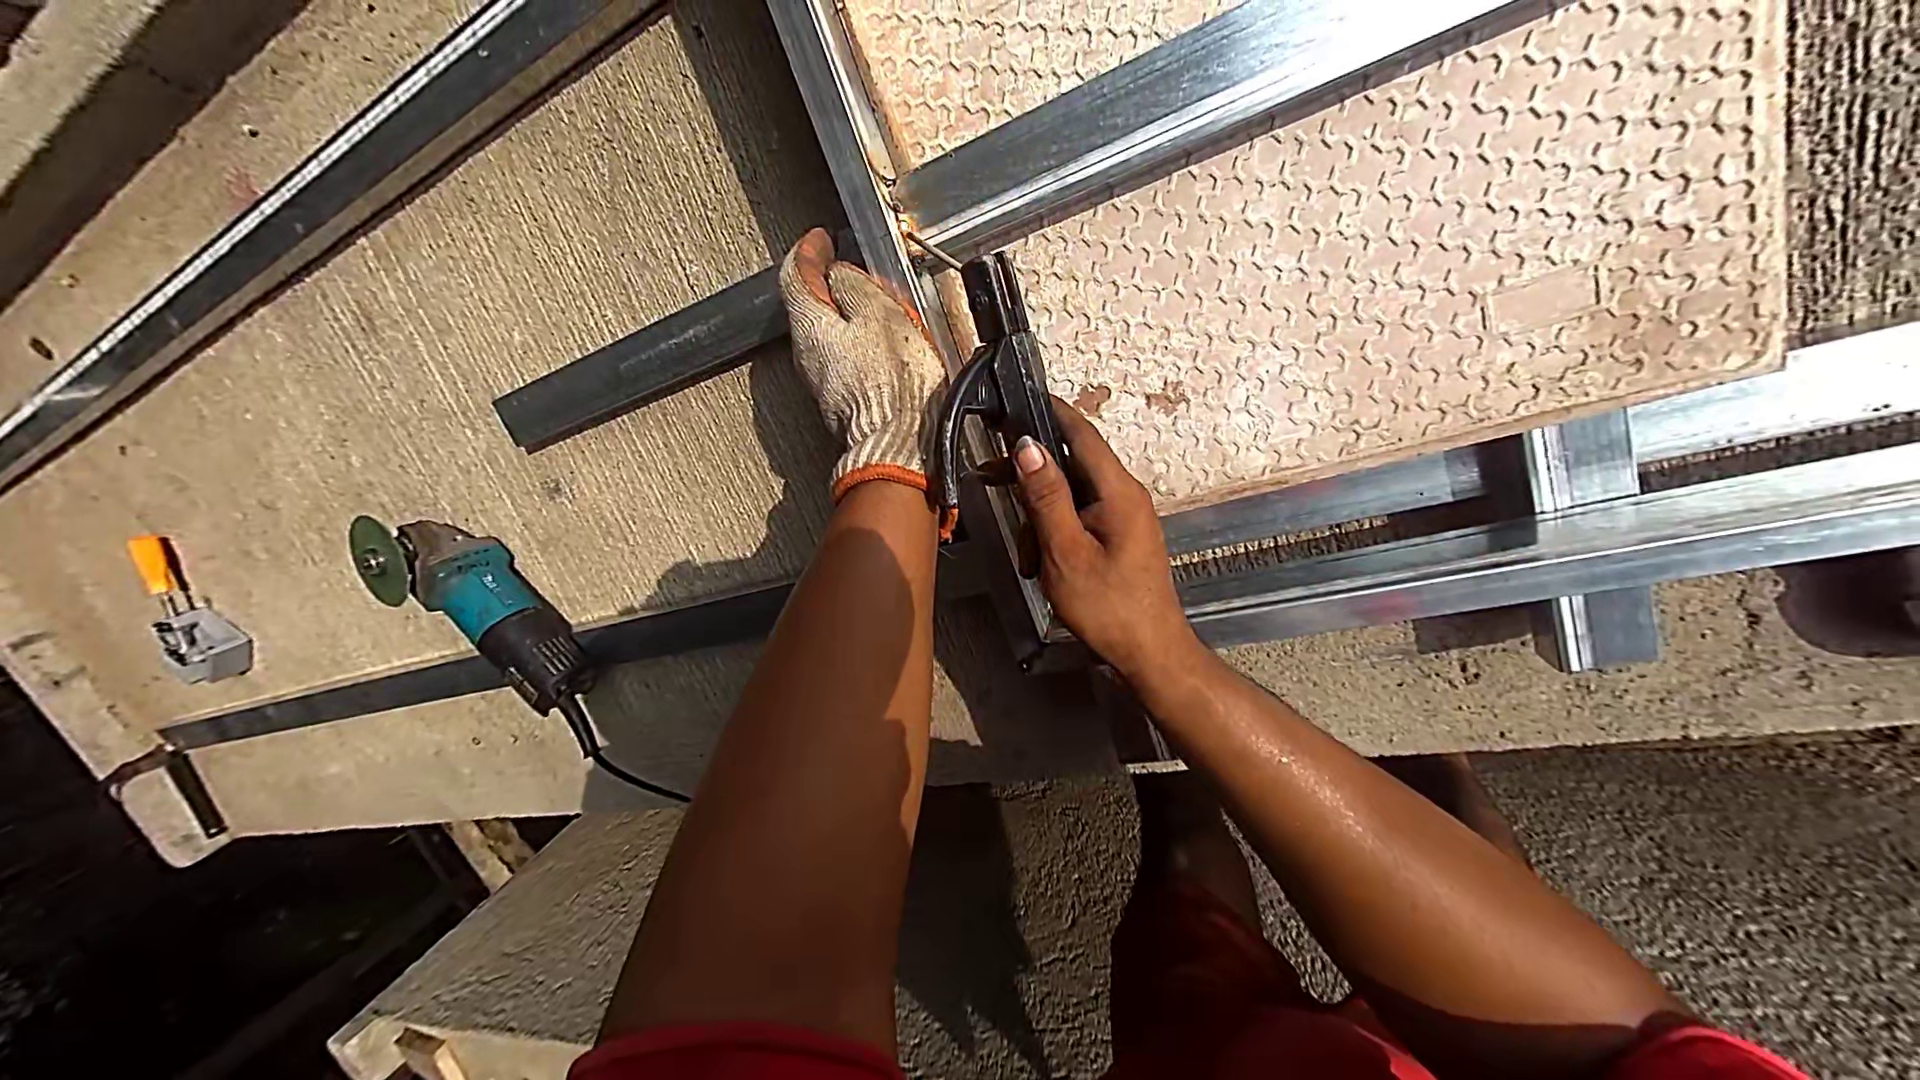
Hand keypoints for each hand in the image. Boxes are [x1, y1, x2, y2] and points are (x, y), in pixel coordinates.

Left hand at [780, 228, 946, 503]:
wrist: (900, 442)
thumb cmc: (892, 386)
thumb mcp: (878, 315)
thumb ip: (854, 285)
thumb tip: (840, 274)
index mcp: (811, 326)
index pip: (795, 274)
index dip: (809, 250)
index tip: (819, 238)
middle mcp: (809, 355)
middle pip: (812, 305)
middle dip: (832, 283)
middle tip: (852, 270)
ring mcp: (825, 381)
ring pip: (832, 332)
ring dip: (853, 316)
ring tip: (883, 310)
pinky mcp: (844, 400)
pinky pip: (848, 358)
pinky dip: (863, 343)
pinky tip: (886, 347)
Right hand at [1008, 400, 1202, 679]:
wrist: (1149, 651)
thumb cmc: (1110, 607)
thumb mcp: (1065, 551)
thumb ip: (1046, 496)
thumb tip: (1028, 447)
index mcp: (1117, 491)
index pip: (1081, 433)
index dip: (1047, 412)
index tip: (1015, 402)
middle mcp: (1124, 496)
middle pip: (1070, 465)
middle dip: (1030, 479)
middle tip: (990, 479)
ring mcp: (1122, 516)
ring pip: (1069, 496)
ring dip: (1039, 519)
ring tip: (1029, 559)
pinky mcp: (1117, 535)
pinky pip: (1077, 518)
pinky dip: (1053, 534)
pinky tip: (1043, 564)